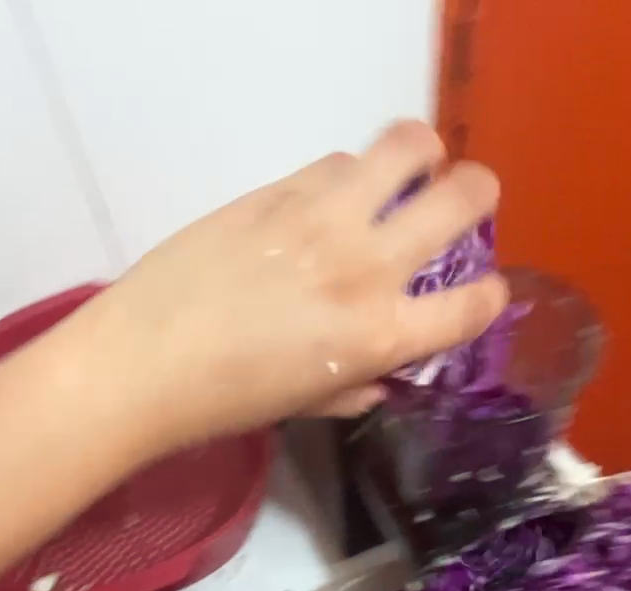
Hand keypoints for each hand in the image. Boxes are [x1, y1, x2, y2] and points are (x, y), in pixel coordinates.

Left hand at [49, 120, 508, 451]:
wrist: (143, 362)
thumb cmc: (221, 403)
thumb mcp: (302, 405)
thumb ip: (354, 384)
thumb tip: (382, 372)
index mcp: (378, 336)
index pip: (476, 304)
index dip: (487, 298)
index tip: (471, 296)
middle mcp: (366, 266)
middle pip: (465, 197)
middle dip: (475, 197)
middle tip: (455, 208)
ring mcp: (323, 218)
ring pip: (408, 145)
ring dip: (420, 157)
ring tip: (401, 177)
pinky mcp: (277, 191)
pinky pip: (337, 160)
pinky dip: (349, 174)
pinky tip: (328, 199)